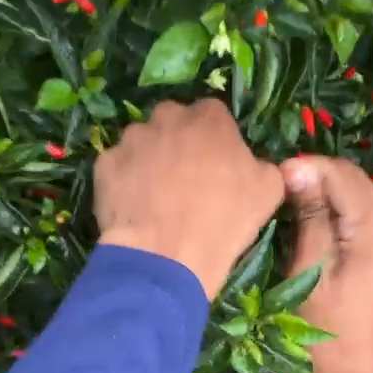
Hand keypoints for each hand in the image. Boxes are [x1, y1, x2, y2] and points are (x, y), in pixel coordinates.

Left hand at [94, 100, 284, 297]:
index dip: (215, 142)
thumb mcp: (268, 192)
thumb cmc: (223, 222)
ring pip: (141, 142)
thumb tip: (253, 165)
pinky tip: (133, 208)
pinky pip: (116, 168)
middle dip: (177, 143)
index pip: (214, 115)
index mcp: (210, 118)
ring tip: (155, 198)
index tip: (216, 167)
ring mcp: (131, 140)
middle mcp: (167, 118)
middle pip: (172, 122)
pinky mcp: (104, 166)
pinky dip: (123, 183)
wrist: (167, 256)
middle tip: (183, 181)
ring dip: (148, 160)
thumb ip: (261, 166)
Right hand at [279, 156, 372, 372]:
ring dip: (325, 192)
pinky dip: (336, 210)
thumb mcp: (308, 269)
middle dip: (316, 177)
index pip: (341, 174)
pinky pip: (361, 216)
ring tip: (289, 202)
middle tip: (277, 189)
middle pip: (353, 181)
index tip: (271, 178)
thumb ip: (308, 216)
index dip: (306, 168)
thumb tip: (296, 168)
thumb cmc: (323, 328)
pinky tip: (310, 220)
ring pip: (357, 196)